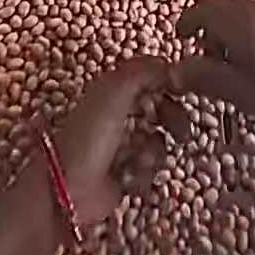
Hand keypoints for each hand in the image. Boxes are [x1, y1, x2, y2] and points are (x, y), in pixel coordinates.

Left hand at [45, 57, 172, 224]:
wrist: (69, 189)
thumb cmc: (90, 135)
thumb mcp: (115, 93)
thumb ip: (143, 72)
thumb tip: (172, 66)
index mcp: (114, 89)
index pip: (150, 77)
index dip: (168, 82)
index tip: (185, 90)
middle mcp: (120, 113)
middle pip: (160, 109)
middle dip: (171, 120)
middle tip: (179, 132)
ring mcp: (123, 143)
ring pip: (158, 141)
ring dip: (152, 152)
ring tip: (139, 160)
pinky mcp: (126, 171)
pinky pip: (150, 168)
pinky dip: (141, 173)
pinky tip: (126, 176)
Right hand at [171, 0, 254, 170]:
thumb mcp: (244, 96)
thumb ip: (206, 78)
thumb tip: (174, 70)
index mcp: (242, 22)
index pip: (202, 10)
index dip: (186, 23)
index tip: (179, 40)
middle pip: (222, 9)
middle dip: (207, 30)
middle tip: (203, 61)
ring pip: (243, 13)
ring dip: (228, 32)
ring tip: (230, 67)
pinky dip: (249, 33)